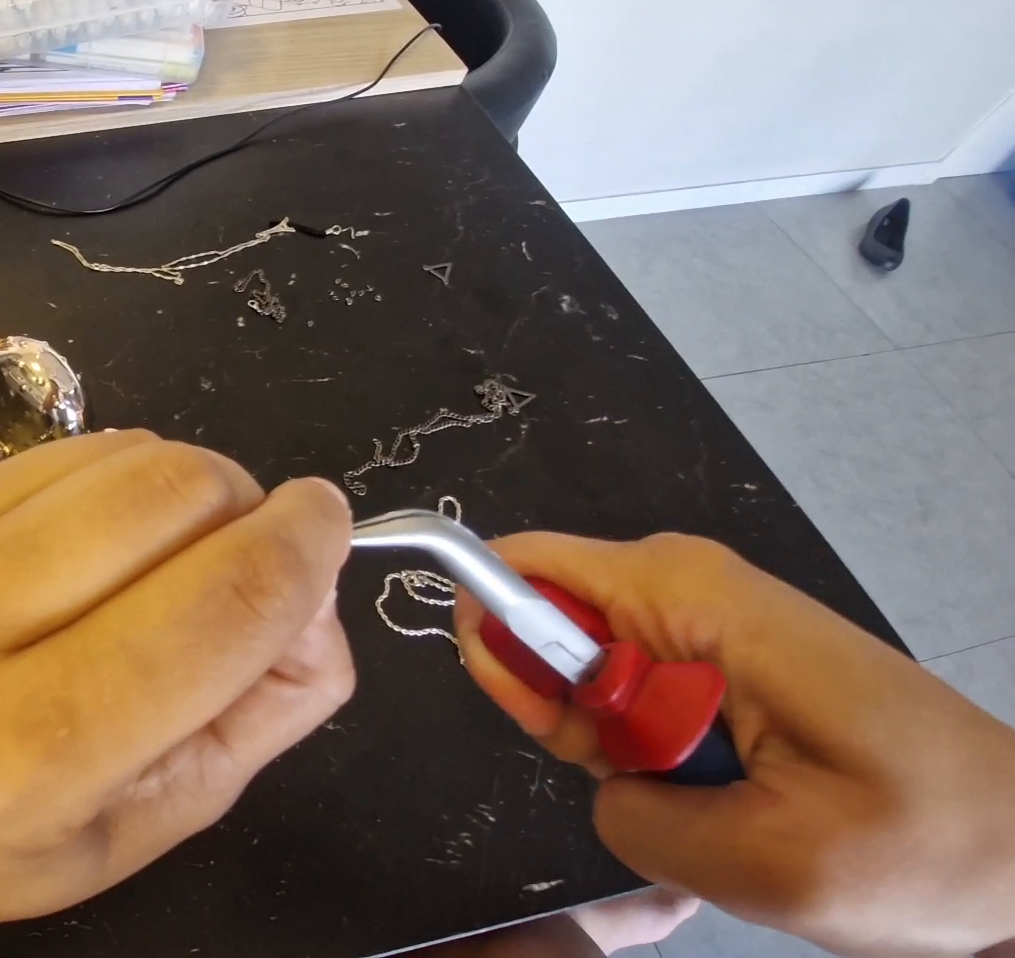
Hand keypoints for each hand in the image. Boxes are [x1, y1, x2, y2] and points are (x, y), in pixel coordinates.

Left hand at [0, 431, 354, 956]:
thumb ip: (282, 693)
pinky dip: (118, 477)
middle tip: (240, 547)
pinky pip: (68, 449)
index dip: (299, 551)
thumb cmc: (43, 828)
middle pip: (166, 497)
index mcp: (27, 754)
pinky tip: (99, 535)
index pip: (211, 612)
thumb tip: (314, 574)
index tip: (327, 522)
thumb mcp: (188, 802)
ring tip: (165, 549)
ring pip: (120, 456)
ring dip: (182, 485)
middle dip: (240, 506)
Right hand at [453, 532, 1014, 956]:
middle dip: (550, 697)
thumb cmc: (933, 843)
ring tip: (679, 784)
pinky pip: (606, 672)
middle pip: (534, 613)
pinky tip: (689, 773)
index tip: (539, 719)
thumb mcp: (776, 863)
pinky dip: (622, 732)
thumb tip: (595, 779)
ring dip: (593, 727)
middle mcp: (673, 577)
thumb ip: (635, 817)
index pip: (518, 566)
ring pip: (566, 653)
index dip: (497, 636)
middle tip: (619, 770)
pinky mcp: (699, 639)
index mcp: (681, 592)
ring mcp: (687, 607)